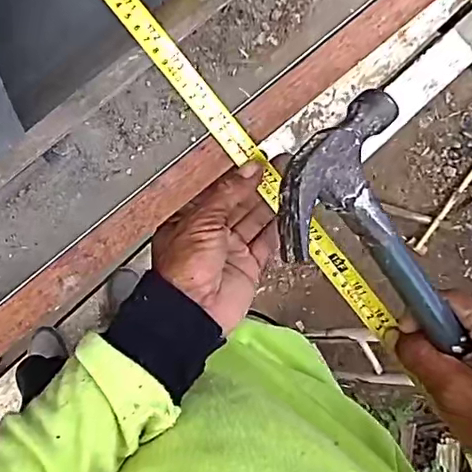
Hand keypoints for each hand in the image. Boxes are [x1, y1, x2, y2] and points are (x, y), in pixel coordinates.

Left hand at [151, 162, 278, 333]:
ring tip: (289, 182)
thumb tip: (248, 171)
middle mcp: (209, 232)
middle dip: (259, 184)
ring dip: (272, 201)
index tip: (256, 159)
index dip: (237, 174)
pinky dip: (278, 227)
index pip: (217, 189)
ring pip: (255, 219)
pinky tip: (288, 211)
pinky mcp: (248, 264)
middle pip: (239, 201)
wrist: (193, 311)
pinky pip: (267, 241)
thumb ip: (228, 194)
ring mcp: (230, 248)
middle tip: (280, 166)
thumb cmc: (183, 270)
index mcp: (189, 218)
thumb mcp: (202, 221)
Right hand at [395, 291, 471, 465]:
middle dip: (442, 341)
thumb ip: (419, 356)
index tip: (407, 331)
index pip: (455, 302)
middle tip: (434, 369)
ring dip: (458, 355)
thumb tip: (399, 336)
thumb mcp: (452, 392)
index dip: (423, 315)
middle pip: (466, 319)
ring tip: (459, 385)